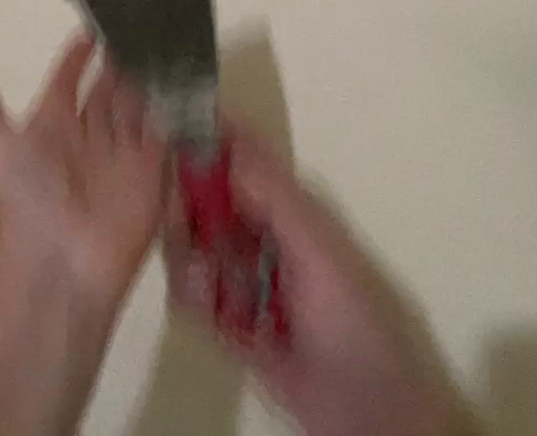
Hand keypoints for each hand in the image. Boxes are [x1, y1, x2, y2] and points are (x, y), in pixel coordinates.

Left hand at [0, 31, 165, 304]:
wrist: (59, 261)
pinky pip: (162, 134)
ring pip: (134, 107)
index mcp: (50, 126)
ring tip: (164, 45)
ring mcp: (120, 155)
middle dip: (119, 63)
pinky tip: (183, 82)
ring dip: (146, 80)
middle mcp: (86, 136)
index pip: (65, 82)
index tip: (92, 28)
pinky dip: (171, 110)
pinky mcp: (150, 173)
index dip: (76, 58)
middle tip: (138, 28)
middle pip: (105, 92)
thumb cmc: (23, 197)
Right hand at [166, 126, 475, 435]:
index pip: (238, 156)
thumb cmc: (351, 319)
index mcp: (285, 208)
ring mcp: (238, 273)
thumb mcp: (317, 251)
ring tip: (209, 288)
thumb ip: (275, 199)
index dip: (206, 137)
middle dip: (185, 210)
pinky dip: (191, 298)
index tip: (170, 129)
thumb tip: (230, 142)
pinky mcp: (223, 314)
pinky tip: (214, 315)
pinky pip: (187, 290)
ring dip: (189, 262)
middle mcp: (256, 232)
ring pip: (188, 242)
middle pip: (200, 197)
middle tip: (184, 229)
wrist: (366, 411)